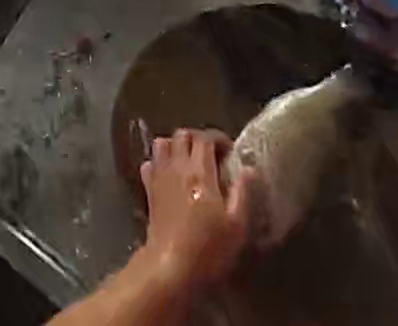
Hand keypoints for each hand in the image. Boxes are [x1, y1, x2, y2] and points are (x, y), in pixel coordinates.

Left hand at [138, 128, 259, 291]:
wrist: (172, 263)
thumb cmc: (209, 247)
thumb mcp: (238, 225)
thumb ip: (244, 194)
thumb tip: (249, 170)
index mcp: (199, 171)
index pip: (204, 138)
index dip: (218, 138)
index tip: (230, 151)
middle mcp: (175, 166)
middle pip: (181, 134)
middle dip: (198, 138)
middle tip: (212, 155)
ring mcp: (158, 174)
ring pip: (162, 142)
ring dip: (176, 145)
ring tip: (191, 161)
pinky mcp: (148, 186)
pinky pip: (151, 161)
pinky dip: (160, 161)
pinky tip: (171, 174)